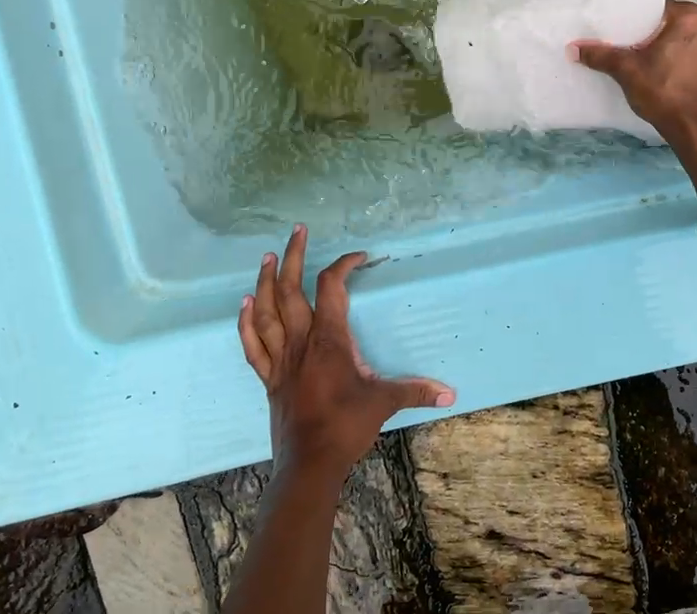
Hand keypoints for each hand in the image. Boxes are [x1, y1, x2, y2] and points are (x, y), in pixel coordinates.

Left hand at [238, 225, 454, 478]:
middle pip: (290, 290)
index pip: (332, 288)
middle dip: (293, 257)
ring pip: (267, 311)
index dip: (344, 265)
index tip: (360, 257)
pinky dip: (247, 321)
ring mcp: (281, 360)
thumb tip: (450, 392)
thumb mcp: (385, 403)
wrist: (308, 465)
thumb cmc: (347, 427)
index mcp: (329, 340)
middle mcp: (301, 342)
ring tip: (268, 256)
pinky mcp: (269, 378)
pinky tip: (246, 303)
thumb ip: (416, 390)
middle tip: (297, 230)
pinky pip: (253, 344)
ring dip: (266, 281)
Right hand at [571, 0, 696, 141]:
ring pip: (678, 32)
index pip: (655, 6)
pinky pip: (688, 45)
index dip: (636, 16)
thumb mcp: (626, 70)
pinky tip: (657, 61)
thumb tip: (573, 48)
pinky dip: (674, 50)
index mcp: (689, 16)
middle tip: (626, 40)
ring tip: (639, 51)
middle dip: (648, 29)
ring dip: (662, 40)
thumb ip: (600, 55)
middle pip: (667, 19)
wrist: (689, 125)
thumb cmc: (661, 92)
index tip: (620, 26)